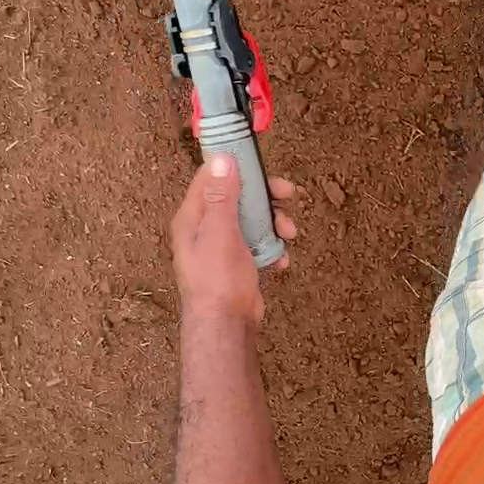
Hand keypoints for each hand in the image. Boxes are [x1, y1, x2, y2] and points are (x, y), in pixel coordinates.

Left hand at [169, 154, 299, 325]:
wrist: (226, 324)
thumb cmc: (218, 278)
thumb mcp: (221, 231)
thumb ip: (222, 196)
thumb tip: (222, 159)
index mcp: (193, 217)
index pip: (210, 178)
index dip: (235, 167)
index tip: (259, 164)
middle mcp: (205, 228)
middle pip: (238, 197)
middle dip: (265, 196)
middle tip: (288, 193)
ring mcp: (222, 245)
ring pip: (252, 219)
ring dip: (274, 222)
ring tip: (290, 234)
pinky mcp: (237, 261)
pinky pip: (258, 243)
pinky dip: (272, 247)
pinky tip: (280, 260)